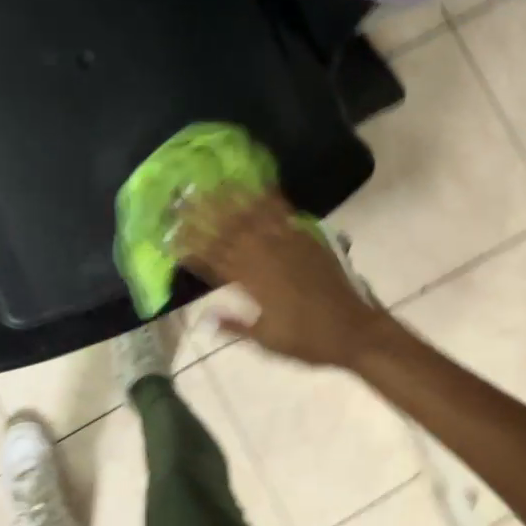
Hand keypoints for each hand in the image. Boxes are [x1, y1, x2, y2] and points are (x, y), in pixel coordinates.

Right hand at [176, 190, 392, 368]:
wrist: (355, 330)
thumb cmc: (308, 340)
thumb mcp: (267, 341)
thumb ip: (235, 324)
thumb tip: (203, 317)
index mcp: (251, 282)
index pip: (212, 257)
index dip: (190, 244)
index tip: (170, 233)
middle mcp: (264, 256)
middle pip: (225, 230)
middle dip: (199, 214)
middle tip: (179, 199)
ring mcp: (284, 242)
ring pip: (249, 216)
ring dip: (226, 199)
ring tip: (207, 183)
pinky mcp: (303, 237)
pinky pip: (280, 212)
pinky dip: (266, 197)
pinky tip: (255, 184)